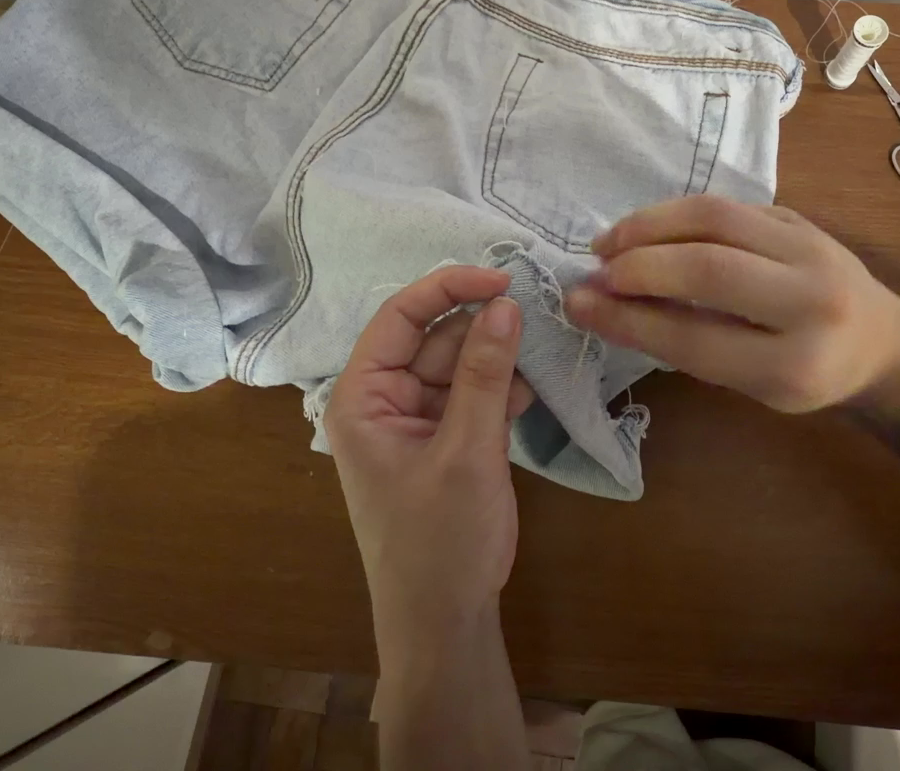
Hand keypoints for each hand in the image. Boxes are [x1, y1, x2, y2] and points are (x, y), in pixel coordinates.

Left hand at [325, 266, 533, 656]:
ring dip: (496, 359)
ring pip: (458, 365)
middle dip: (481, 328)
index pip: (399, 318)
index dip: (448, 289)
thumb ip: (485, 374)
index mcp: (363, 397)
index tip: (501, 278)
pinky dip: (501, 389)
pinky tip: (529, 392)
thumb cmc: (440, 538)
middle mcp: (384, 400)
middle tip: (534, 315)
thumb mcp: (466, 450)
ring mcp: (416, 421)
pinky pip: (472, 395)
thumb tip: (505, 303)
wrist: (445, 620)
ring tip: (536, 355)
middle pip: (433, 340)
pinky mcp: (445, 440)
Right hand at [565, 195, 899, 412]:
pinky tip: (646, 230)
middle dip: (637, 267)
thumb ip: (682, 342)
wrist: (882, 340)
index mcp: (796, 364)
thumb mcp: (750, 382)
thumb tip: (602, 305)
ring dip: (648, 226)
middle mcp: (811, 300)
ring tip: (608, 243)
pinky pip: (726, 206)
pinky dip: (674, 214)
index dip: (629, 320)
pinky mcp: (799, 217)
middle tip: (593, 274)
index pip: (695, 338)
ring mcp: (811, 248)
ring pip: (715, 218)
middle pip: (708, 268)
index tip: (579, 304)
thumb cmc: (808, 375)